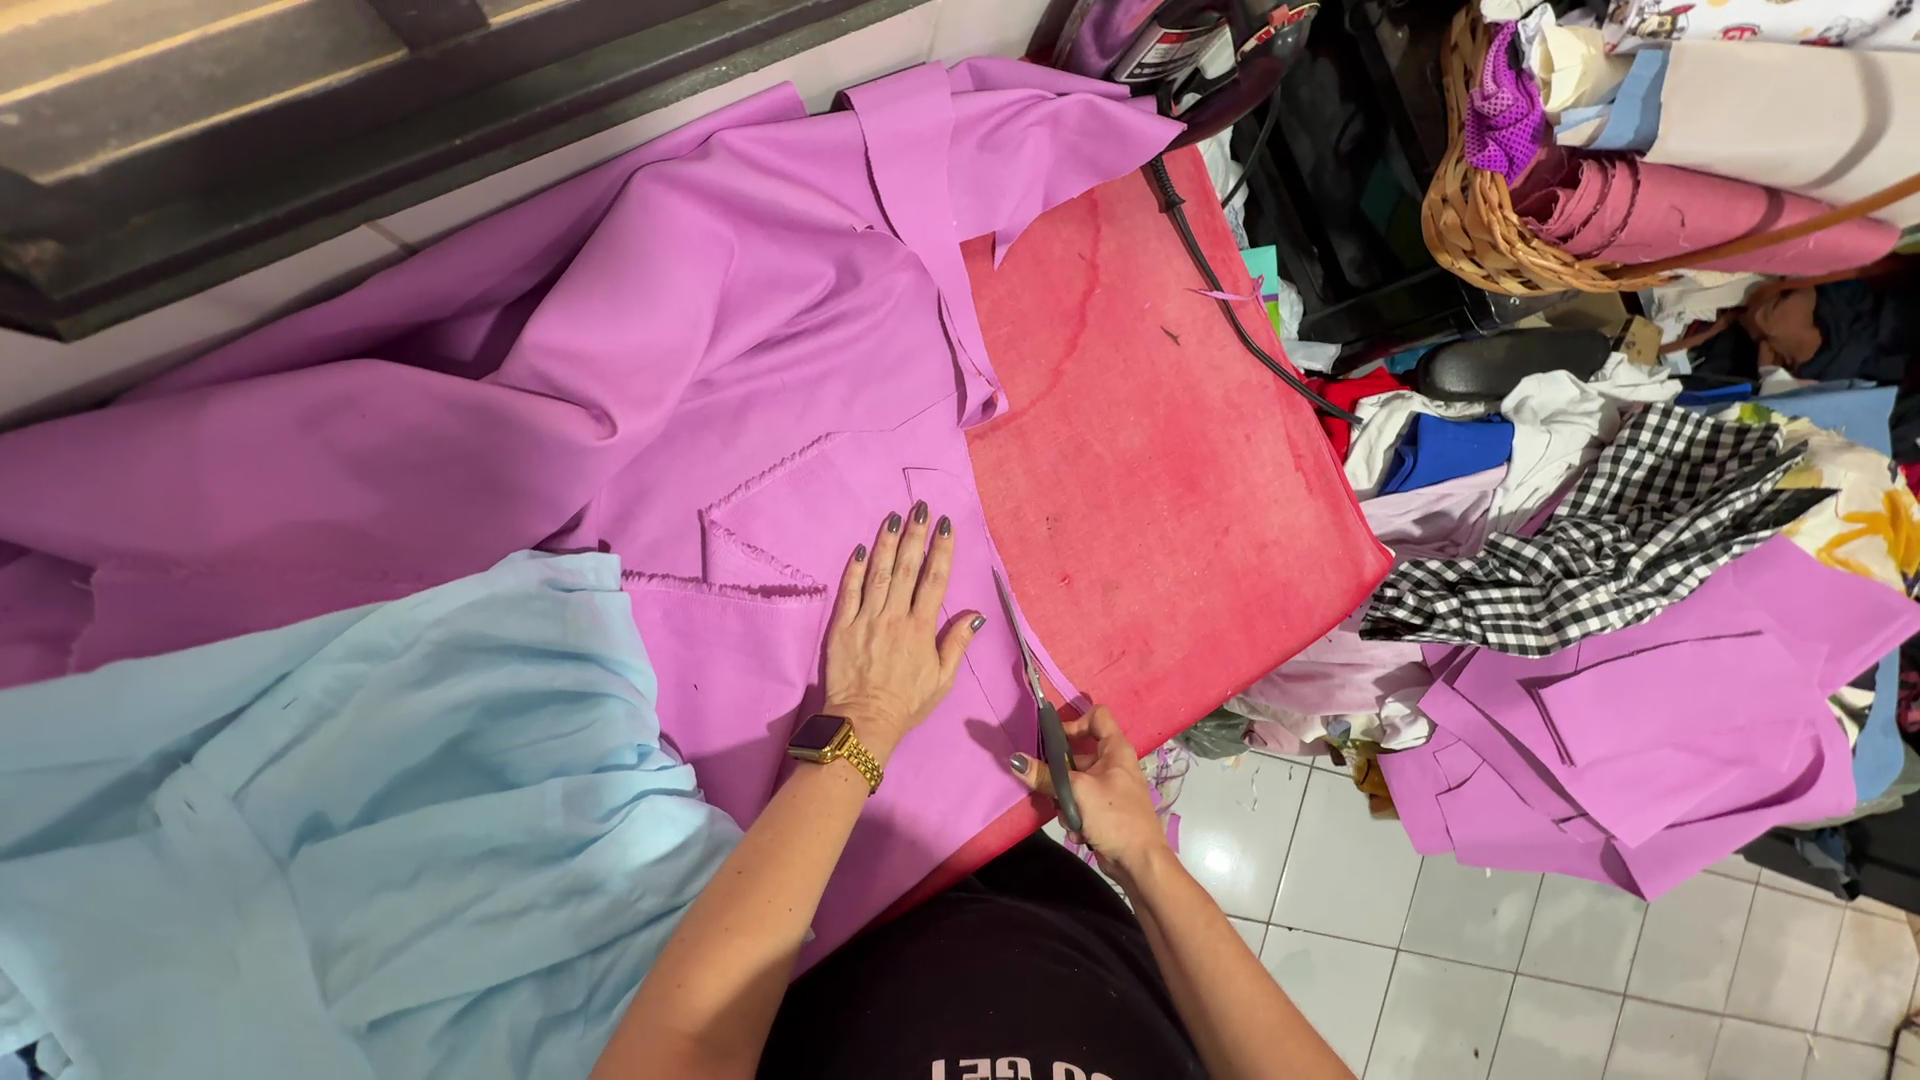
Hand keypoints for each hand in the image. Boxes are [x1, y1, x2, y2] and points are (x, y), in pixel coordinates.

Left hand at [822, 503, 984, 760]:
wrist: (864, 722)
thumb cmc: (907, 703)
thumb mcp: (942, 679)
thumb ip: (957, 643)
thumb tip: (975, 614)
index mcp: (921, 627)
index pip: (934, 579)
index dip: (941, 550)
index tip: (944, 525)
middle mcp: (895, 615)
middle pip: (906, 567)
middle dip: (914, 534)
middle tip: (918, 507)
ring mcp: (866, 618)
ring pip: (877, 572)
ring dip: (886, 543)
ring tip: (893, 517)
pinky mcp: (841, 626)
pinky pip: (849, 591)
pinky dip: (854, 569)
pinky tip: (860, 548)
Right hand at [1008, 705, 1167, 875]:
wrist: (1140, 862)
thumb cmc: (1115, 816)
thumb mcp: (1077, 792)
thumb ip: (1045, 775)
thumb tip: (1015, 760)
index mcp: (1116, 749)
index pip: (1097, 716)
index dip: (1075, 722)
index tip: (1054, 741)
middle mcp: (1113, 764)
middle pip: (1077, 754)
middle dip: (1061, 775)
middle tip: (1047, 786)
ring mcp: (1108, 788)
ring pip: (1074, 783)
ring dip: (1066, 802)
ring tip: (1070, 817)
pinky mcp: (1103, 810)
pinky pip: (1080, 804)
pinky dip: (1076, 816)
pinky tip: (1080, 831)